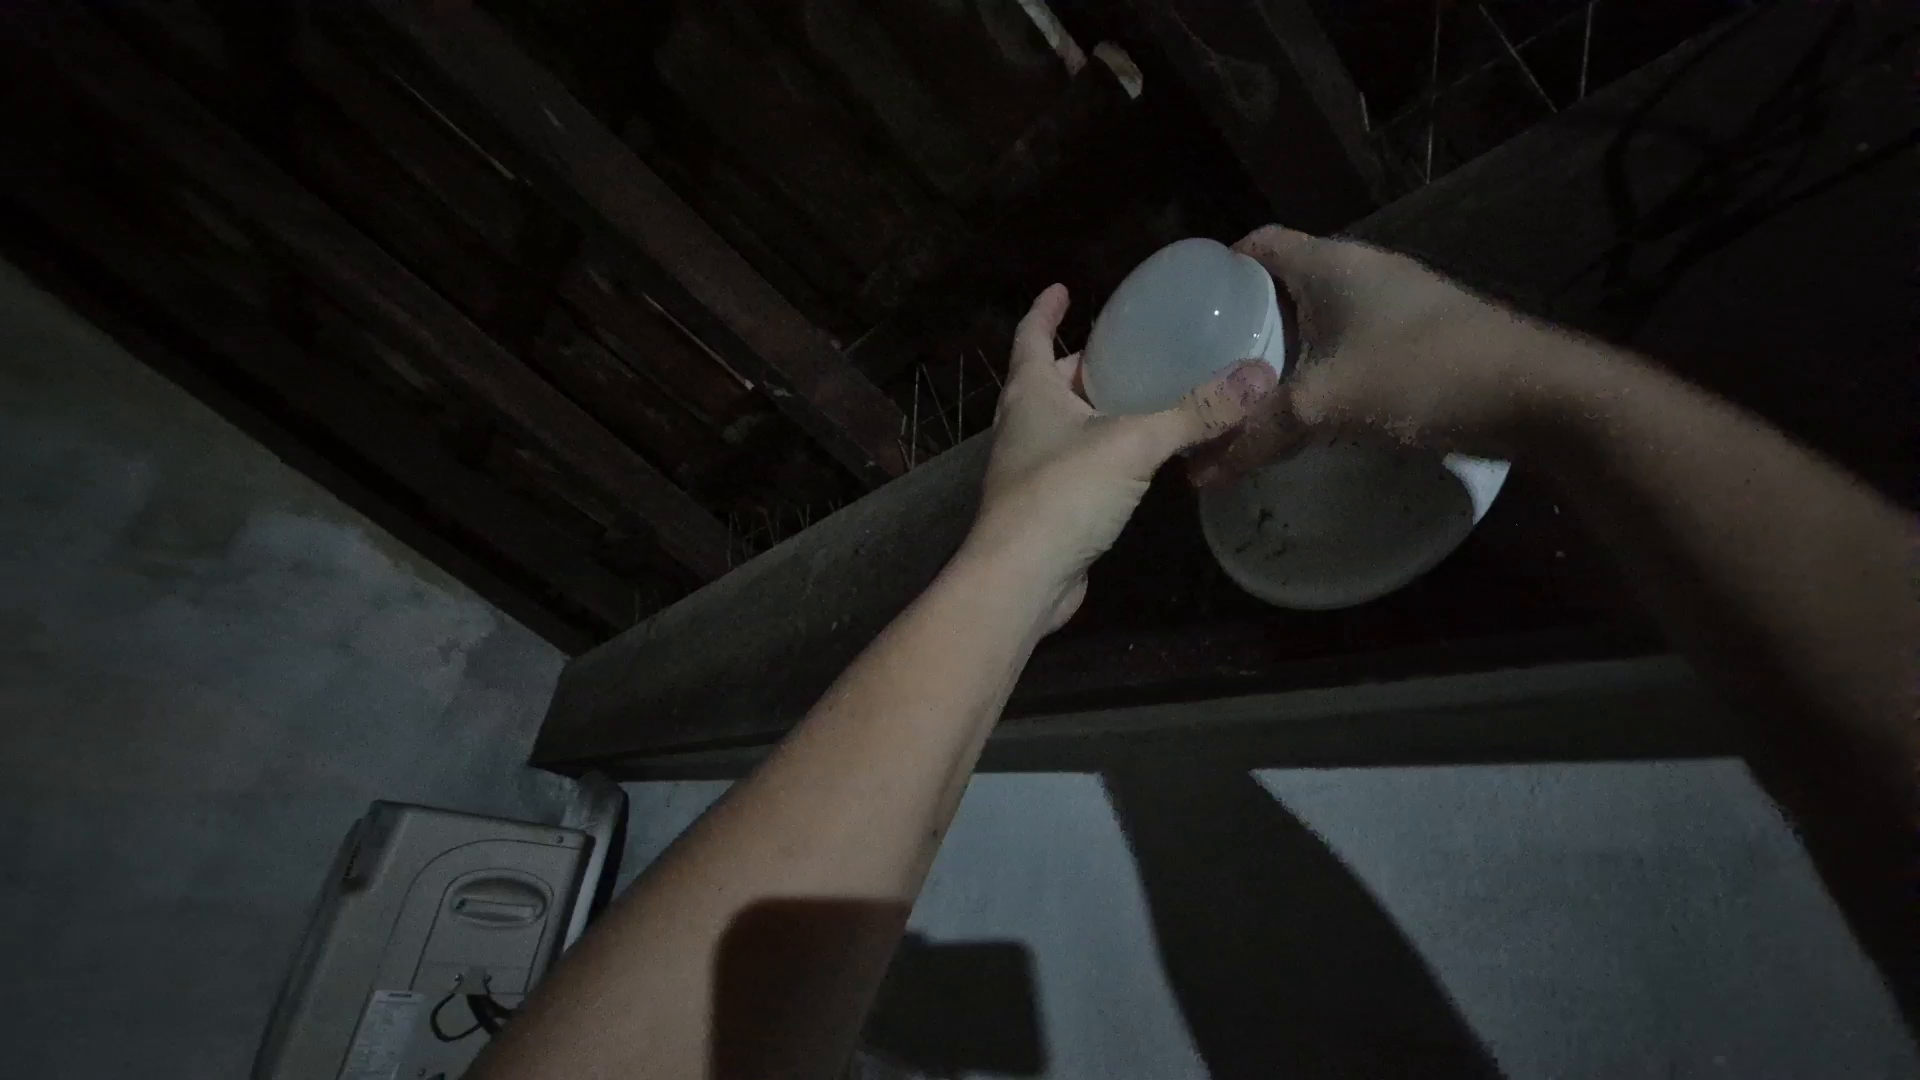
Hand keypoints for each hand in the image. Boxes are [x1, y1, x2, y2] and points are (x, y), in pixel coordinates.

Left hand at [964, 284, 1275, 629]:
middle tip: (1128, 345)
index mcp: (1029, 394)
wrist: (1022, 577)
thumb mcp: (1133, 443)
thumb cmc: (1063, 494)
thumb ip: (1194, 412)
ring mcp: (1029, 469)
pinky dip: (1102, 452)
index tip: (1062, 287)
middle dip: (1083, 361)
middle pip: (1050, 381)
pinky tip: (1135, 458)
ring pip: (1064, 425)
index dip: (1045, 310)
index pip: (1032, 337)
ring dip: (1094, 408)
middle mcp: (1022, 426)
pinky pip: (1077, 464)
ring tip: (1141, 395)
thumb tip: (1259, 376)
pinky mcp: (1046, 506)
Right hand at [1192, 225, 1557, 483]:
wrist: (1535, 396)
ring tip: (1233, 390)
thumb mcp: (1325, 403)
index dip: (1217, 271)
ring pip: (1309, 322)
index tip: (1183, 311)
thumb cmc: (1422, 373)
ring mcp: (1385, 307)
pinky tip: (1291, 408)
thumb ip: (1257, 434)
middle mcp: (1356, 275)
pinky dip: (1307, 372)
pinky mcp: (1404, 340)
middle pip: (1278, 286)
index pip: (1257, 246)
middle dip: (1238, 322)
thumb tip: (1196, 474)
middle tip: (1198, 363)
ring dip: (1273, 353)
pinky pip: (1336, 348)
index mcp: (1330, 265)